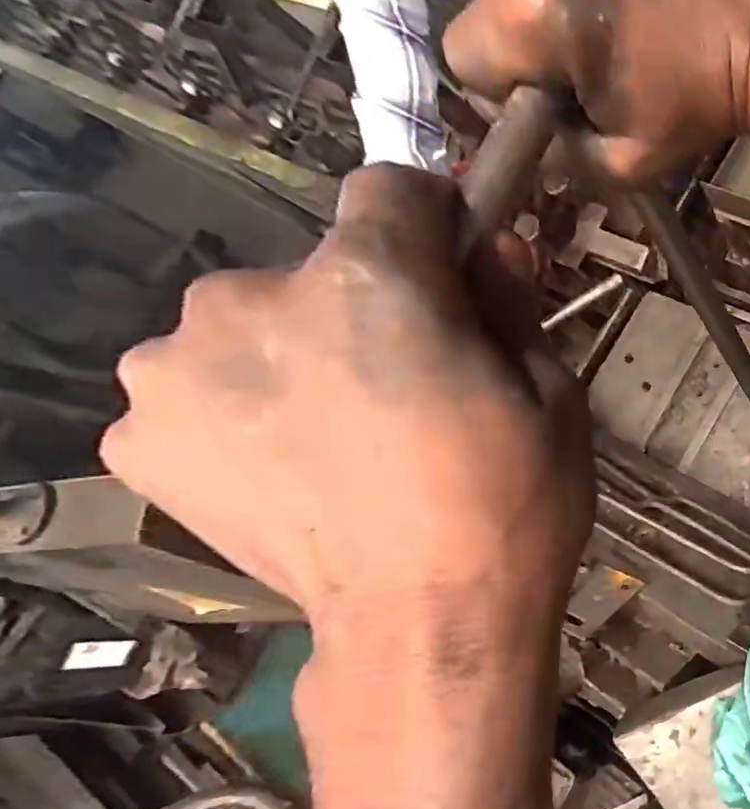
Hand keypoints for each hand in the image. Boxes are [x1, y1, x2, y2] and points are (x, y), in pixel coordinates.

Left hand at [101, 166, 591, 674]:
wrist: (429, 622)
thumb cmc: (518, 500)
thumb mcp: (554, 394)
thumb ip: (512, 304)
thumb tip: (495, 244)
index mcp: (372, 283)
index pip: (393, 187)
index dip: (439, 218)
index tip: (464, 265)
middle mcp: (248, 299)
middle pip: (324, 267)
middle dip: (376, 305)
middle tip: (426, 385)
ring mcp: (174, 370)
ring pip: (259, 327)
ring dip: (308, 355)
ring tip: (362, 436)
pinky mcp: (136, 434)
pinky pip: (210, 388)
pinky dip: (256, 410)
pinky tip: (307, 470)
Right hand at [445, 0, 749, 186]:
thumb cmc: (695, 102)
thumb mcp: (627, 160)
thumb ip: (554, 154)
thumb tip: (509, 128)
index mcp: (537, 9)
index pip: (467, 56)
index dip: (509, 85)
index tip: (559, 90)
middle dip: (523, 33)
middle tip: (590, 48)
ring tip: (601, 9)